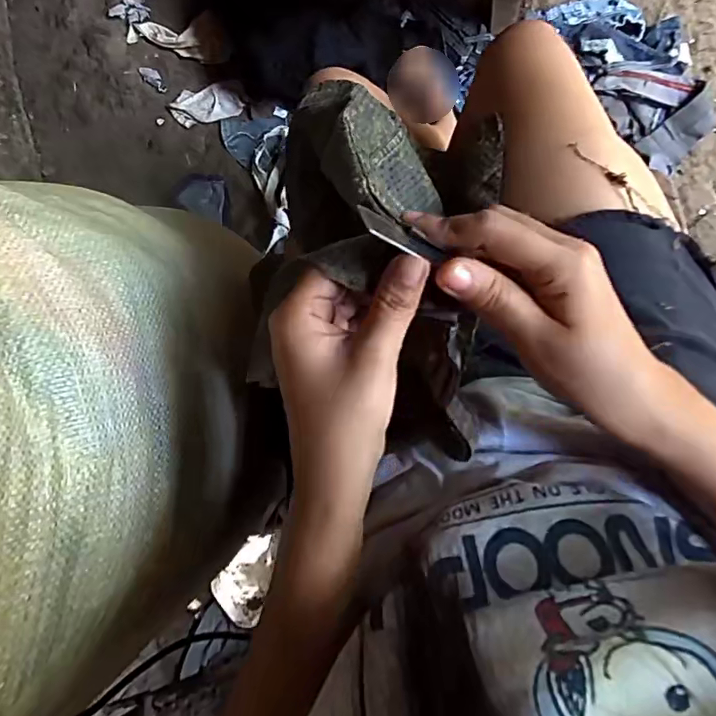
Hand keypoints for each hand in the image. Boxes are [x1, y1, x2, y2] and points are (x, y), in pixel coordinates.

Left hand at [269, 256, 427, 508]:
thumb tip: (415, 256)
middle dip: (377, 269)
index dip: (368, 249)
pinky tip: (404, 302)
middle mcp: (294, 318)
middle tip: (421, 253)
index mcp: (294, 313)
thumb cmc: (349, 417)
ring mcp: (308, 335)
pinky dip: (373, 312)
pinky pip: (348, 318)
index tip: (408, 238)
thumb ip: (394, 303)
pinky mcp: (323, 350)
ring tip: (420, 272)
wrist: (335, 477)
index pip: (331, 262)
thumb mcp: (376, 355)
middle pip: (338, 277)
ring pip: (346, 297)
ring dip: (378, 291)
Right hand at [405, 207, 696, 447]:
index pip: (494, 228)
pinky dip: (487, 256)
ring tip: (430, 258)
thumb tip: (444, 267)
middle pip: (500, 221)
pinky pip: (518, 250)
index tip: (406, 232)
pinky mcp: (564, 269)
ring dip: (469, 242)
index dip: (448, 228)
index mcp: (563, 260)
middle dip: (455, 230)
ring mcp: (567, 255)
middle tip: (412, 248)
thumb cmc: (590, 375)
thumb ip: (493, 298)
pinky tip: (465, 273)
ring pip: (507, 232)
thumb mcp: (536, 341)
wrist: (637, 394)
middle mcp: (567, 245)